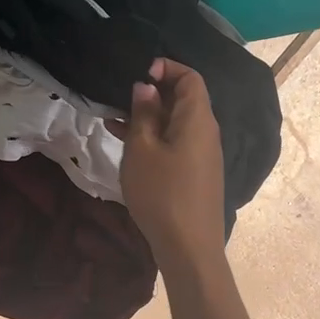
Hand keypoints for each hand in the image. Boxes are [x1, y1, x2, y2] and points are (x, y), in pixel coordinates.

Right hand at [116, 57, 225, 267]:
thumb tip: (146, 87)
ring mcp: (202, 154)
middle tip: (121, 96)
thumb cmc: (162, 192)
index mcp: (197, 121)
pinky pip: (176, 140)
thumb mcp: (142, 148)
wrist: (189, 250)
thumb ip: (143, 113)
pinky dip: (154, 134)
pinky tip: (124, 139)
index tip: (140, 73)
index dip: (168, 68)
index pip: (191, 79)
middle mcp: (206, 133)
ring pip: (176, 121)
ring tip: (113, 117)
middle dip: (153, 92)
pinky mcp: (196, 172)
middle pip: (184, 98)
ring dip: (148, 114)